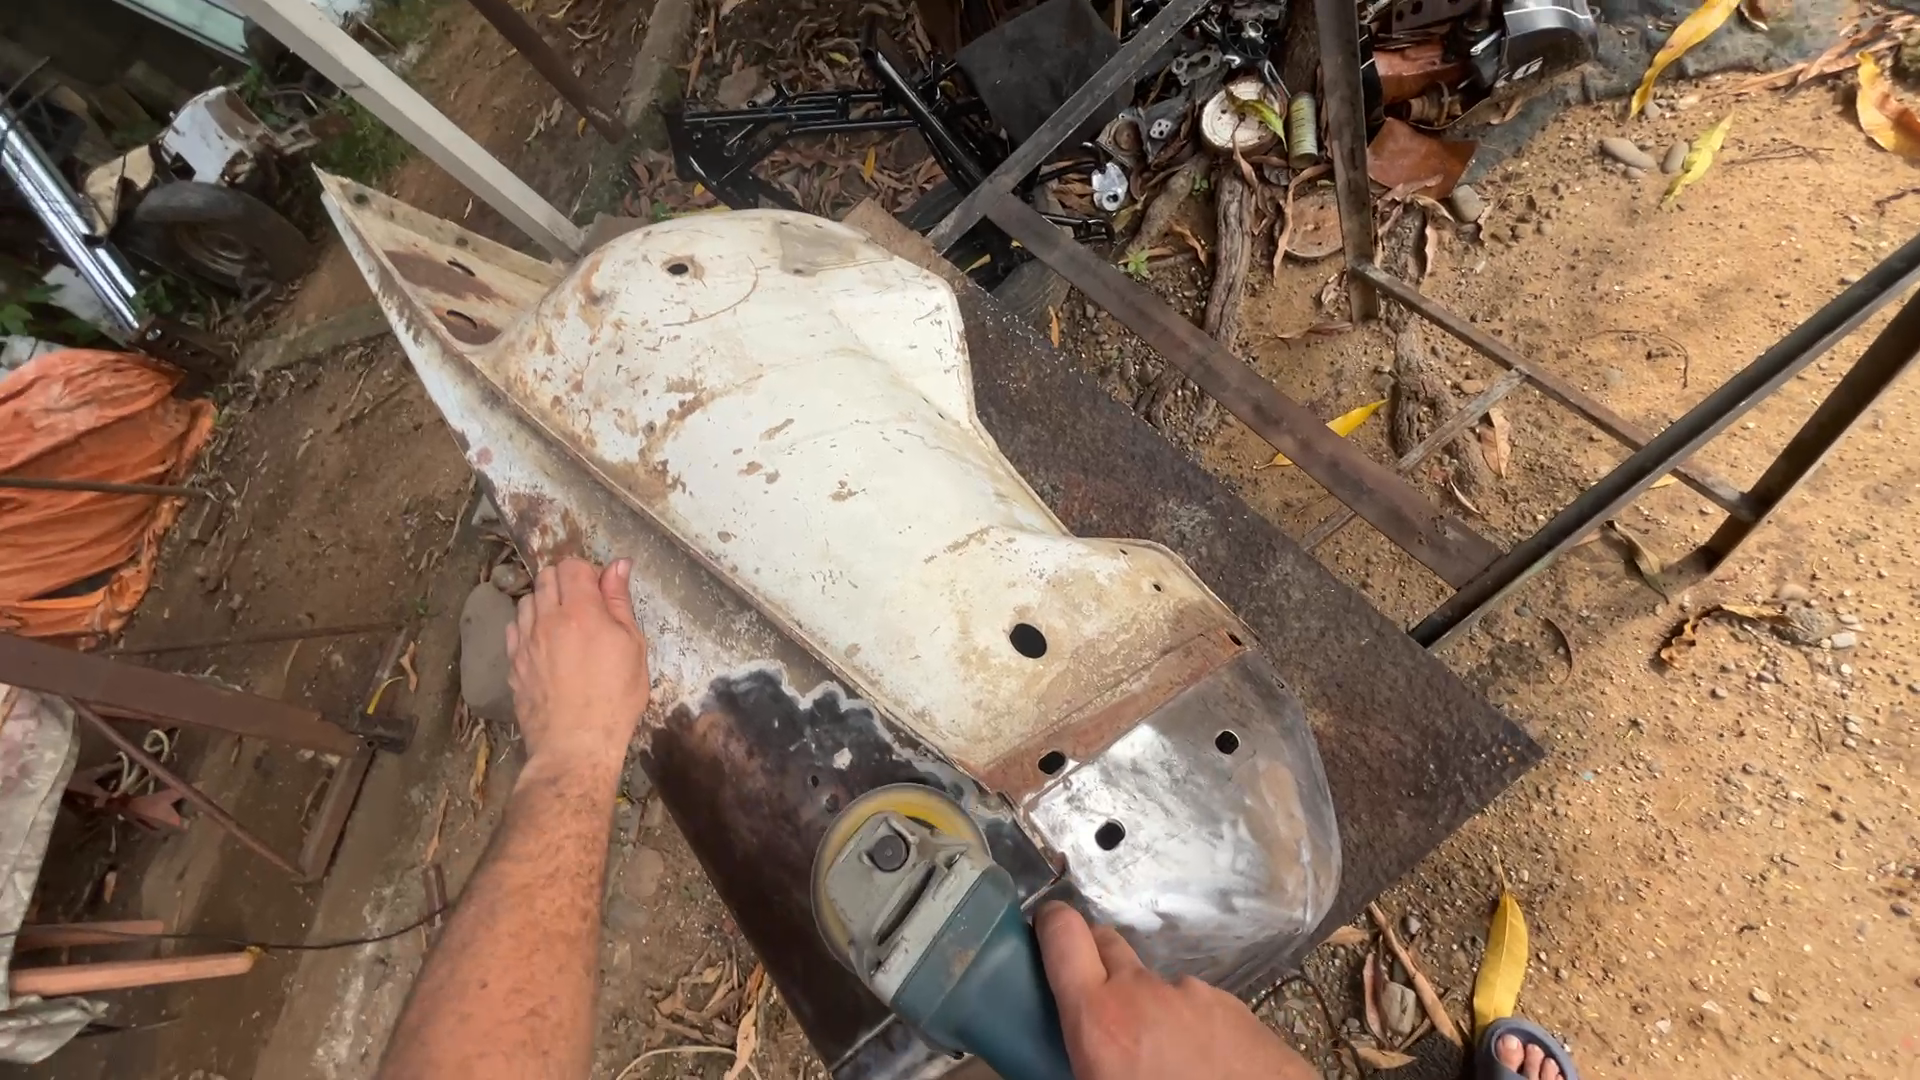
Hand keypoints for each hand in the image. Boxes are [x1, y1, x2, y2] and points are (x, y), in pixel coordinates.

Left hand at [504, 558, 650, 778]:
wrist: (576, 743)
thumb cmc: (616, 695)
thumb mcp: (632, 645)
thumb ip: (620, 602)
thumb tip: (618, 565)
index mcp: (581, 611)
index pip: (572, 566)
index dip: (590, 572)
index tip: (604, 591)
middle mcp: (547, 619)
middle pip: (546, 577)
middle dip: (567, 582)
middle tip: (588, 605)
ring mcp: (525, 642)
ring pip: (527, 600)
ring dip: (545, 602)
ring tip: (566, 624)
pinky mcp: (513, 663)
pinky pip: (515, 629)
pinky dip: (530, 626)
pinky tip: (547, 643)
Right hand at [1036, 903, 1316, 1079]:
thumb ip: (1080, 1064)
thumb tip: (1074, 1059)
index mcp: (1100, 1020)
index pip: (1062, 934)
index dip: (1050, 923)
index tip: (1043, 930)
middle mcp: (1144, 993)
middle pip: (1107, 943)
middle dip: (1096, 962)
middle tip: (1097, 1004)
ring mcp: (1194, 994)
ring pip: (1156, 983)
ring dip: (1150, 1006)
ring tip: (1163, 1058)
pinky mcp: (1237, 1007)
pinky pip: (1199, 1005)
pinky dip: (1193, 1026)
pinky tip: (1207, 1068)